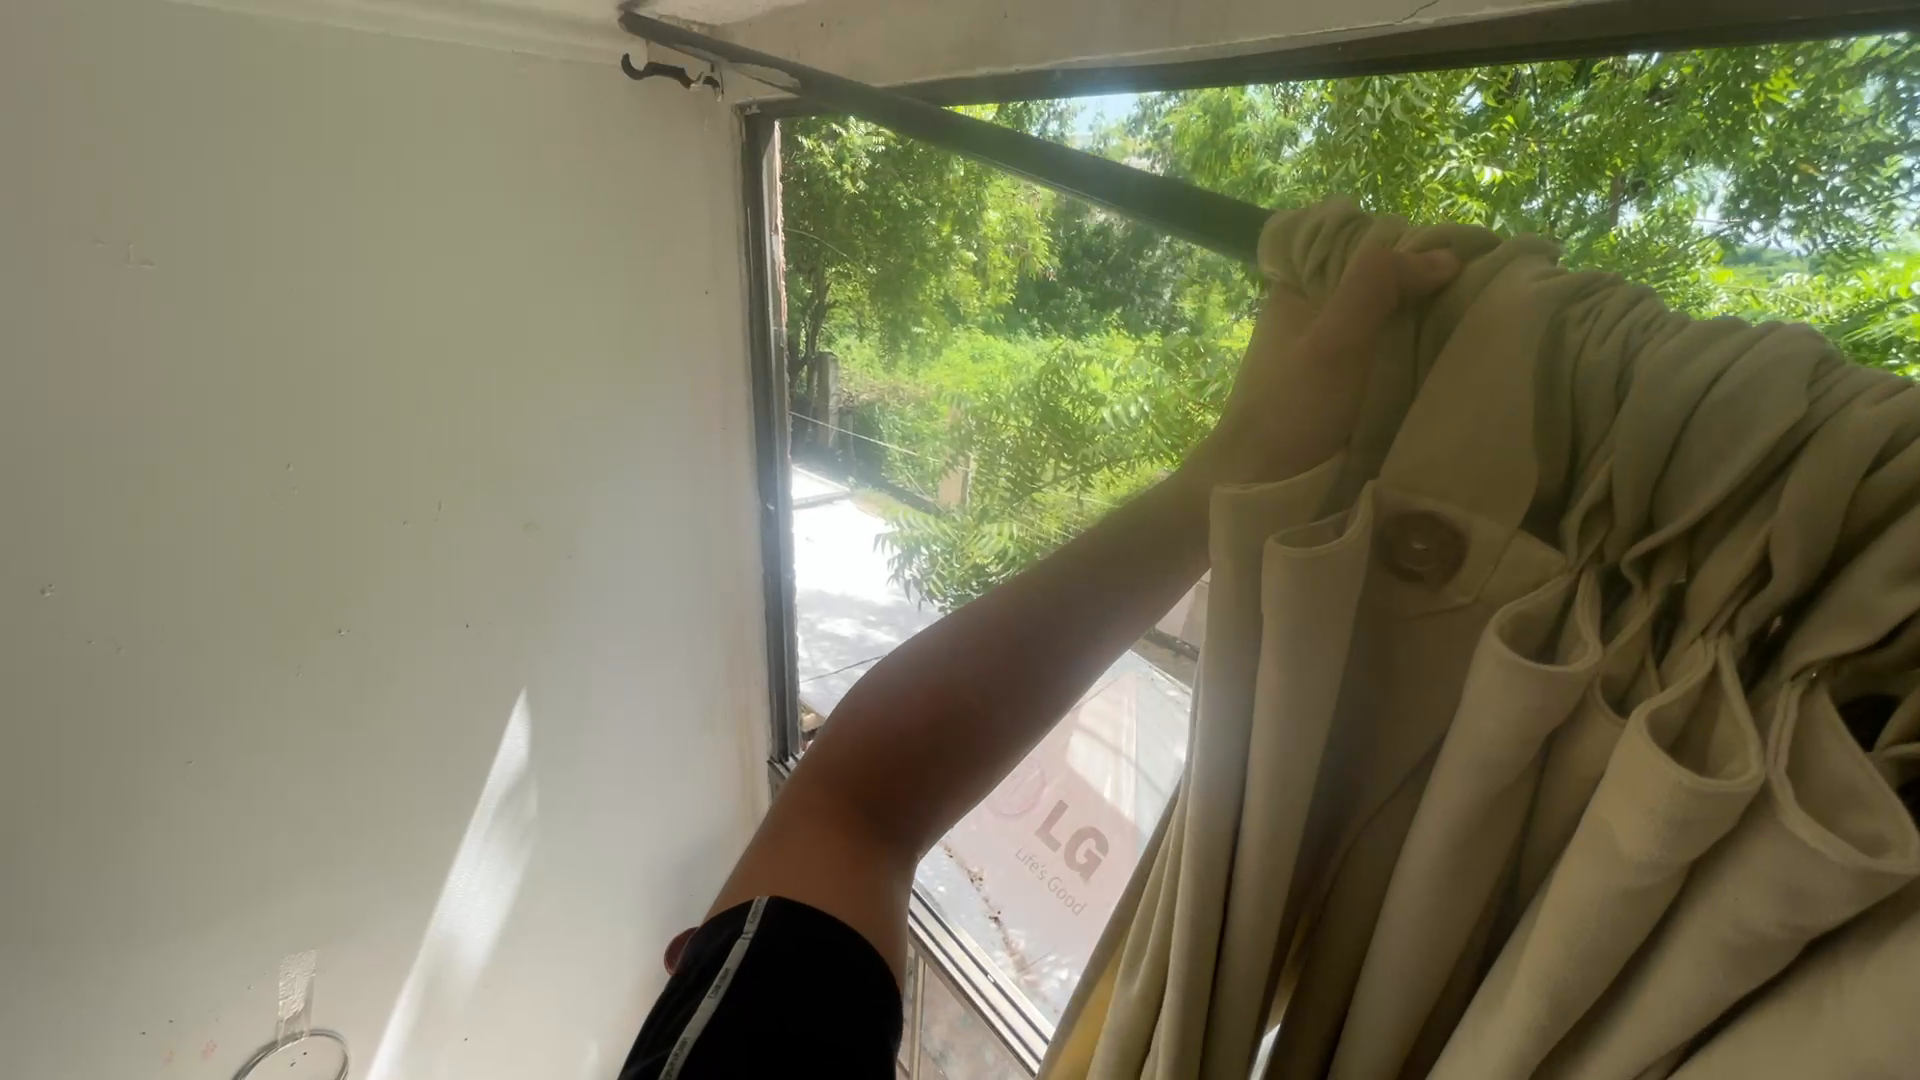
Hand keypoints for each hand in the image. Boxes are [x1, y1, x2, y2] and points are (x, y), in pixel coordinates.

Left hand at [1183, 247, 1459, 487]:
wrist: (1256, 484)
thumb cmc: (1290, 410)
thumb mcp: (1333, 339)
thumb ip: (1376, 286)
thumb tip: (1442, 257)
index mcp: (1293, 293)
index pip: (1355, 248)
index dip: (1403, 248)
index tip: (1456, 260)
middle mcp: (1305, 318)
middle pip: (1372, 286)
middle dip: (1417, 289)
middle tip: (1473, 296)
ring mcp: (1319, 357)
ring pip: (1379, 323)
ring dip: (1416, 325)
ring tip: (1467, 324)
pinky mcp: (1333, 392)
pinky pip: (1378, 360)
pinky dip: (1406, 357)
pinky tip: (1438, 360)